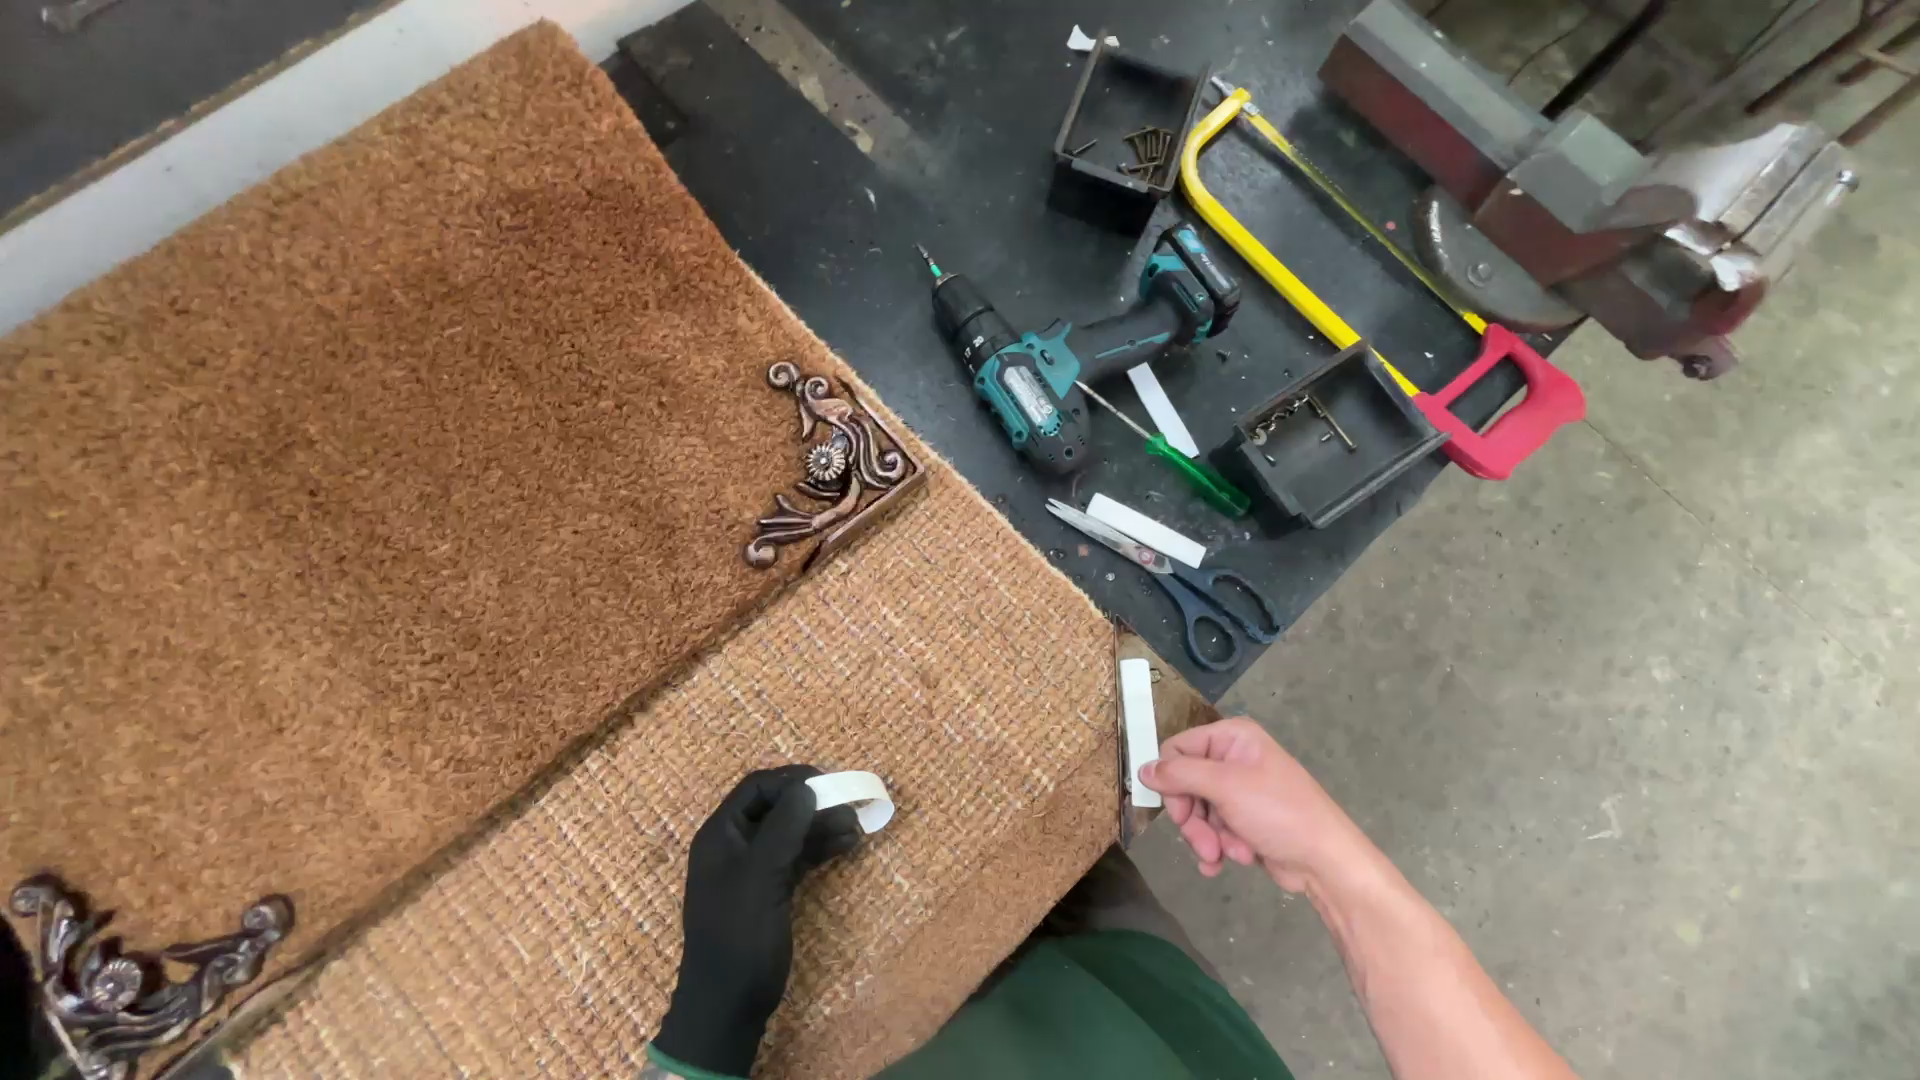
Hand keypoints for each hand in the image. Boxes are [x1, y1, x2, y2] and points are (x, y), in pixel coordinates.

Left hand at [652, 765, 860, 1076]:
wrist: (728, 1002)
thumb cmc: (739, 932)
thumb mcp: (761, 874)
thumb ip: (783, 826)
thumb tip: (807, 788)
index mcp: (720, 835)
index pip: (756, 788)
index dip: (790, 780)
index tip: (826, 783)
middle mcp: (734, 845)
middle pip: (777, 808)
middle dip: (813, 804)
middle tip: (848, 804)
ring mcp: (752, 869)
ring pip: (791, 832)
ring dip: (822, 826)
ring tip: (856, 827)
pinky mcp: (770, 890)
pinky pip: (797, 857)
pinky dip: (820, 848)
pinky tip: (847, 845)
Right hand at [1140, 717, 1370, 891]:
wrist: (1326, 862)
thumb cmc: (1278, 812)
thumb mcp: (1225, 786)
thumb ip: (1179, 774)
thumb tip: (1142, 769)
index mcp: (1231, 737)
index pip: (1177, 749)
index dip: (1170, 780)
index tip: (1177, 809)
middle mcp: (1233, 759)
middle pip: (1185, 784)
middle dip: (1191, 818)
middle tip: (1202, 842)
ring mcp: (1239, 791)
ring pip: (1197, 811)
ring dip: (1205, 837)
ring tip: (1222, 855)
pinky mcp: (1244, 820)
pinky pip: (1213, 829)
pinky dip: (1216, 847)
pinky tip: (1225, 863)